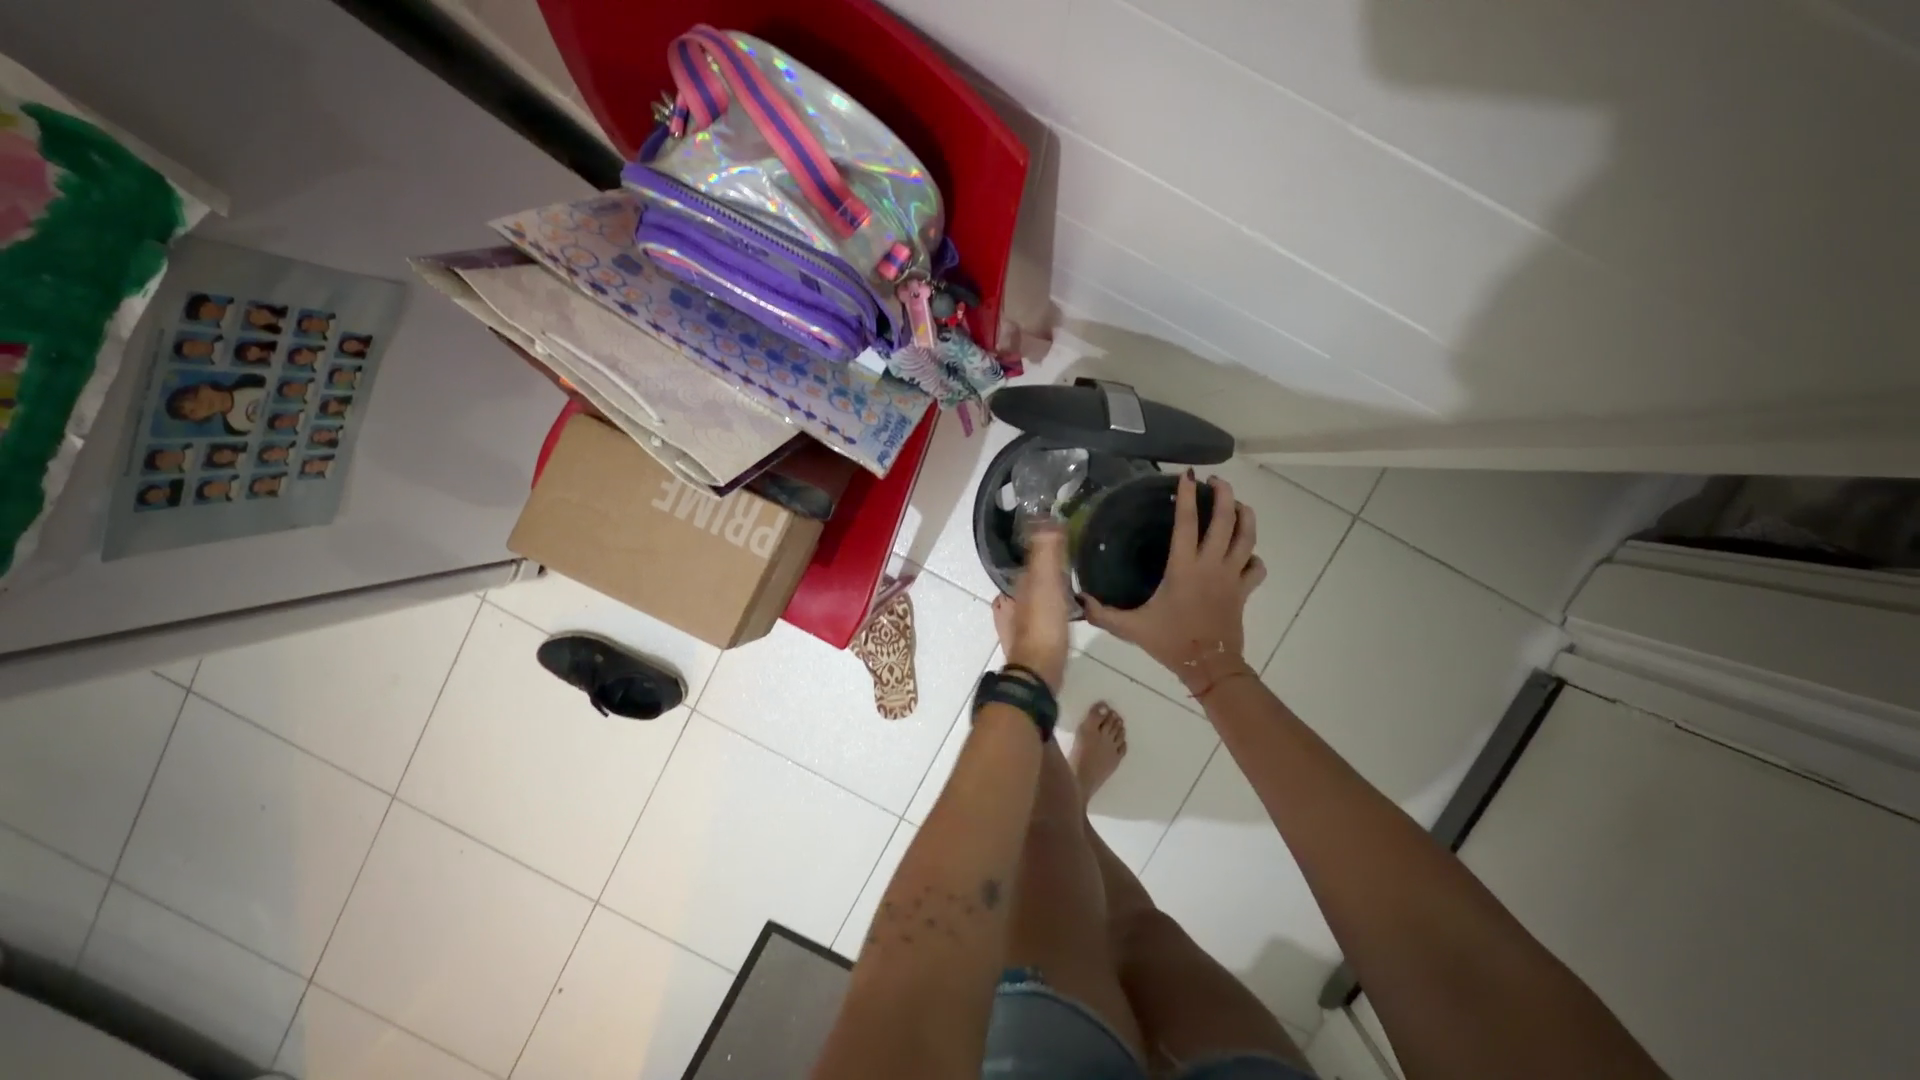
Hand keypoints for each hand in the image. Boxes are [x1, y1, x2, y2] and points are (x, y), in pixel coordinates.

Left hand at [992, 524, 1071, 692]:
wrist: (1039, 672)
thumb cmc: (1042, 626)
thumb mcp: (1045, 584)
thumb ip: (1046, 552)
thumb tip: (1046, 517)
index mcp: (1015, 588)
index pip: (1027, 561)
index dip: (1042, 548)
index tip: (1061, 537)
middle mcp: (1013, 604)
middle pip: (1030, 581)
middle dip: (1045, 570)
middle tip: (1071, 559)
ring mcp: (1022, 625)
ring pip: (1035, 599)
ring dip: (1049, 590)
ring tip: (1073, 582)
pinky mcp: (1036, 642)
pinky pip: (1045, 617)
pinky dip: (1055, 609)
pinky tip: (1069, 610)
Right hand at [1082, 472, 1266, 696]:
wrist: (1209, 666)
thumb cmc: (1170, 642)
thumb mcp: (1131, 628)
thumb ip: (1103, 613)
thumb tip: (1078, 598)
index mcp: (1183, 568)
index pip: (1186, 523)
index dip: (1186, 496)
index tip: (1187, 476)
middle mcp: (1211, 565)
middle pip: (1225, 520)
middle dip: (1224, 495)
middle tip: (1217, 481)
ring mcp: (1231, 577)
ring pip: (1247, 537)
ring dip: (1245, 516)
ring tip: (1238, 503)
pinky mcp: (1244, 591)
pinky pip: (1256, 567)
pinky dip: (1253, 556)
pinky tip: (1246, 553)